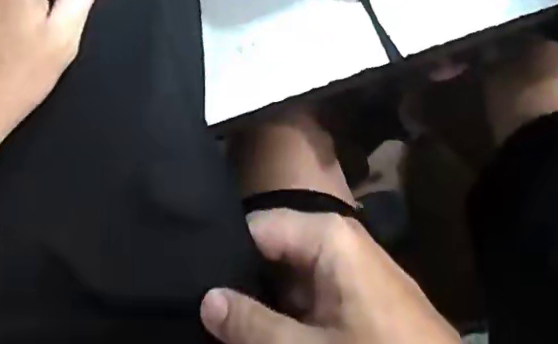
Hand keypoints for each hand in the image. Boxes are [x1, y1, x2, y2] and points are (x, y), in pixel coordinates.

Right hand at [200, 210, 459, 343]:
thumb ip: (255, 326)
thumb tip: (206, 298)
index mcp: (328, 233)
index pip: (258, 225)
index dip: (225, 255)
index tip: (194, 283)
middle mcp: (339, 240)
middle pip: (274, 252)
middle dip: (244, 285)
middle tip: (207, 315)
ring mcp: (353, 271)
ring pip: (292, 280)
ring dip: (266, 309)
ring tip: (228, 330)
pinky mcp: (363, 302)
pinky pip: (314, 299)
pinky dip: (292, 320)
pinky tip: (268, 338)